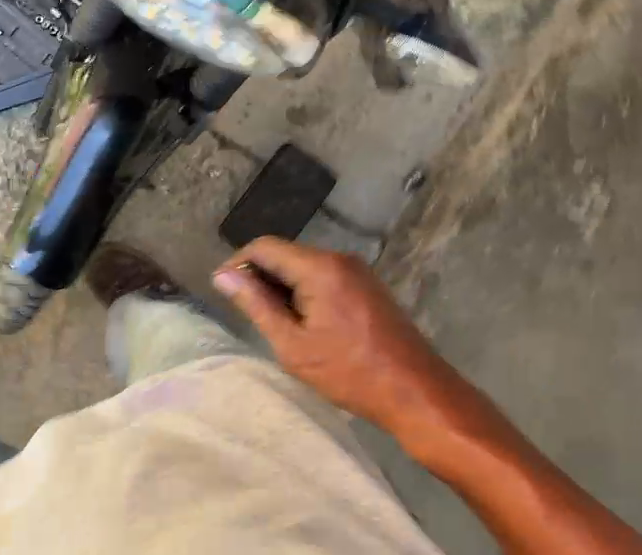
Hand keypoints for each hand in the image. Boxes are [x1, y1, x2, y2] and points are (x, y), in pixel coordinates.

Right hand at [213, 239, 460, 442]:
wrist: (419, 394)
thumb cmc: (351, 374)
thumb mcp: (293, 345)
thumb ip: (256, 305)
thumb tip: (222, 275)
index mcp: (319, 268)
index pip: (264, 247)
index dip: (238, 264)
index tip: (223, 289)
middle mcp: (338, 258)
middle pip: (284, 254)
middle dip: (260, 276)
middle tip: (246, 310)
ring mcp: (357, 270)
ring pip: (303, 265)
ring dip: (282, 285)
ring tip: (273, 320)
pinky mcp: (367, 285)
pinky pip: (323, 275)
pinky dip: (304, 291)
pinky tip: (303, 322)